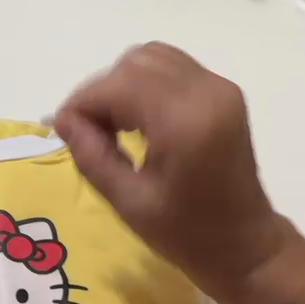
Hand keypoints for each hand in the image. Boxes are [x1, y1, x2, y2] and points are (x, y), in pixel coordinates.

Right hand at [53, 43, 290, 296]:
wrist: (243, 245)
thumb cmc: (184, 235)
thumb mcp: (129, 203)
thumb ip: (93, 156)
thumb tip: (62, 121)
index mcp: (185, 123)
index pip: (120, 85)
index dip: (82, 102)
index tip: (61, 129)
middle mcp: (207, 91)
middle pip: (136, 63)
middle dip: (101, 92)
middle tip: (86, 134)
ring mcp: (219, 88)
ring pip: (153, 59)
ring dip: (121, 86)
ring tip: (109, 129)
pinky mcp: (223, 93)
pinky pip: (172, 71)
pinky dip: (143, 87)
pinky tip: (134, 123)